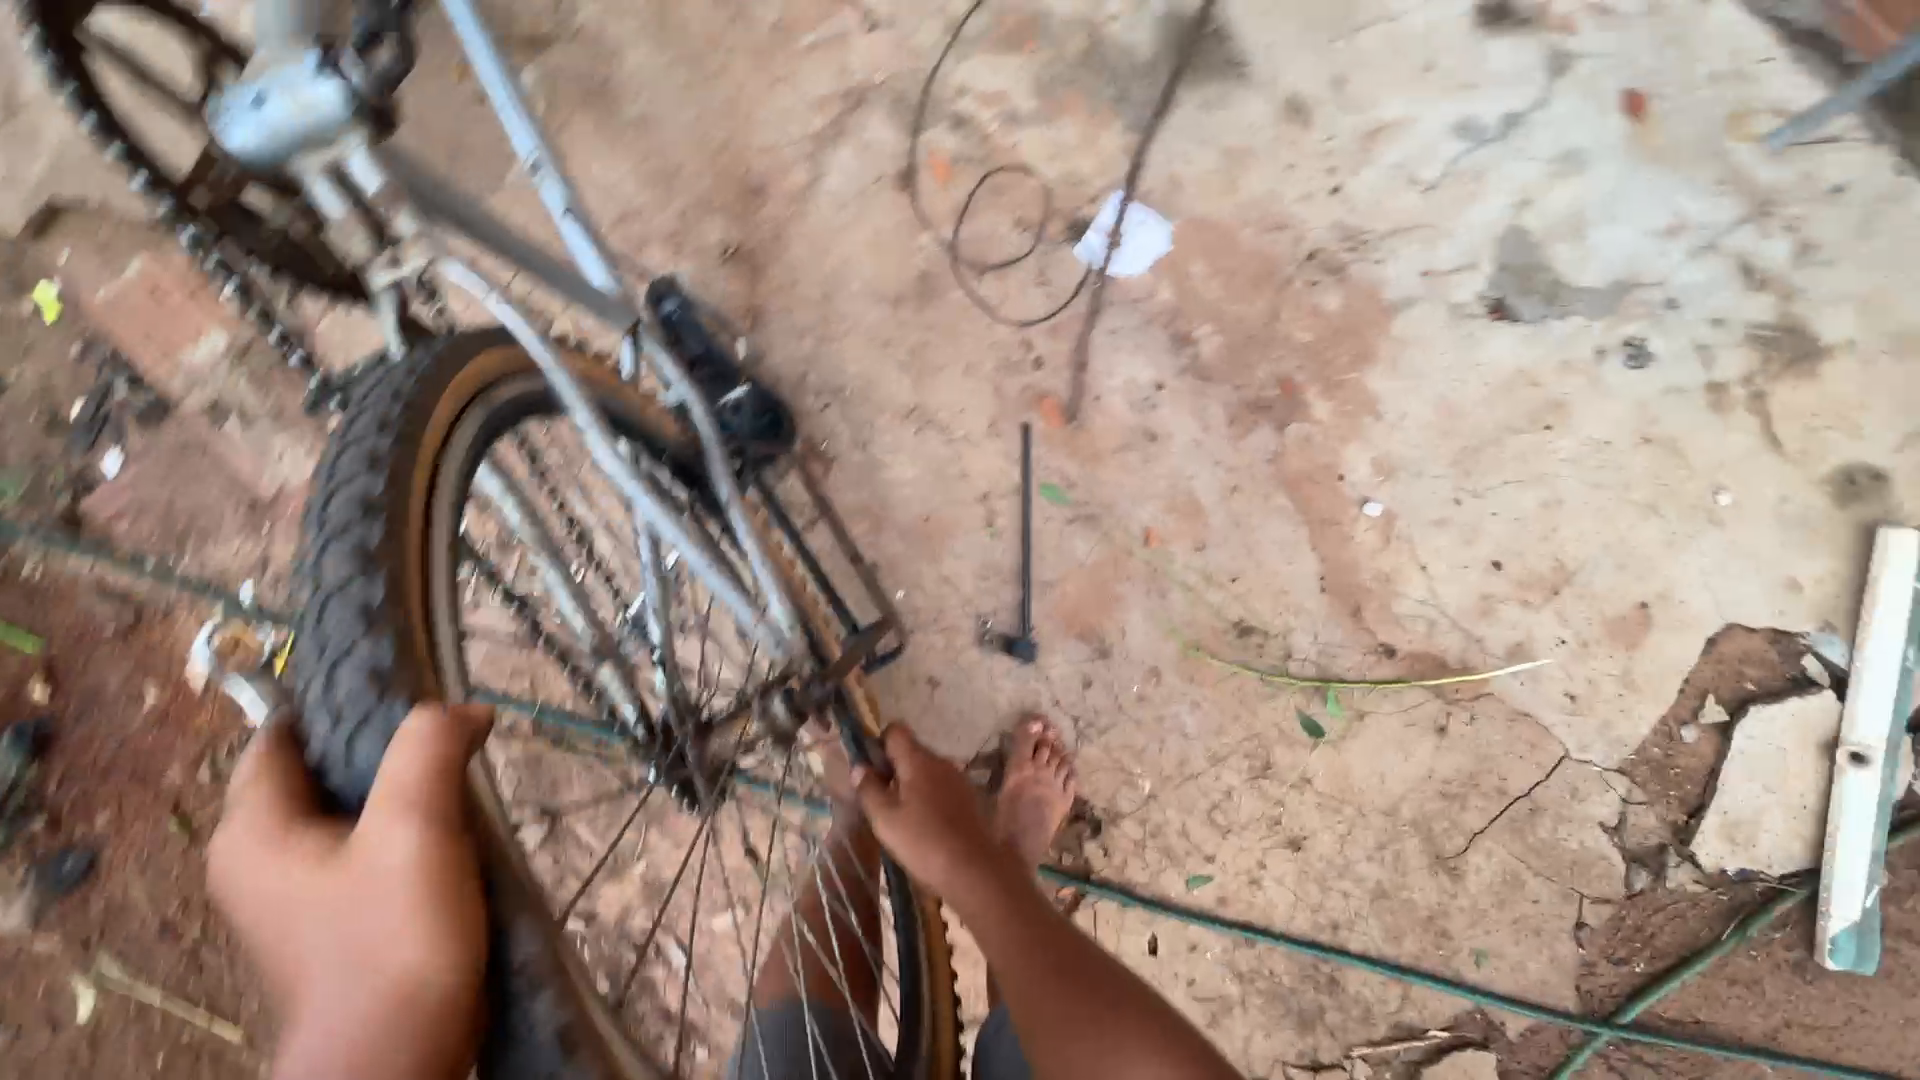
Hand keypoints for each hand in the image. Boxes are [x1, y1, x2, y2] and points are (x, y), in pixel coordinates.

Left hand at [208, 703, 493, 1079]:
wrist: (400, 1045)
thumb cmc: (392, 932)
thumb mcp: (415, 824)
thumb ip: (431, 748)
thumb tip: (465, 708)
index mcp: (254, 833)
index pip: (279, 739)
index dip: (335, 702)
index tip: (404, 683)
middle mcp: (261, 860)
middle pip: (319, 772)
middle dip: (382, 743)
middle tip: (447, 724)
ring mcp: (300, 895)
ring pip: (350, 810)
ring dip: (403, 785)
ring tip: (462, 766)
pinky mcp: (340, 918)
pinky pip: (369, 847)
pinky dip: (407, 824)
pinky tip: (456, 823)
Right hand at [852, 725, 1014, 899]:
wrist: (973, 869)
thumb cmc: (923, 842)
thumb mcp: (885, 819)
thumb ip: (869, 789)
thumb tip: (859, 766)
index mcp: (919, 760)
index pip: (895, 731)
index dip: (878, 744)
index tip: (870, 771)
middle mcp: (941, 761)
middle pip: (911, 750)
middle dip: (893, 768)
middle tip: (881, 800)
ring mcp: (958, 778)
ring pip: (927, 769)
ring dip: (911, 784)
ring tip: (901, 816)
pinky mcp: (969, 796)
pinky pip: (942, 785)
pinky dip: (929, 796)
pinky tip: (925, 824)